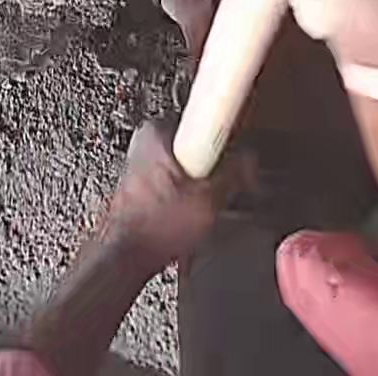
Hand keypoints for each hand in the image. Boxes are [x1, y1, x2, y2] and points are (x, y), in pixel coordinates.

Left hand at [103, 120, 231, 264]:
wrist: (126, 256)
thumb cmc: (154, 226)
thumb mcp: (209, 198)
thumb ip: (235, 173)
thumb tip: (250, 158)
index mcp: (158, 128)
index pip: (206, 123)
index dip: (226, 149)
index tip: (235, 165)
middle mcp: (146, 137)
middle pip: (199, 145)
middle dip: (212, 170)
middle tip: (213, 194)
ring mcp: (142, 158)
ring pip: (188, 164)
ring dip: (200, 185)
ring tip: (196, 209)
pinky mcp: (143, 178)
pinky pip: (177, 178)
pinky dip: (186, 194)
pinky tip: (186, 215)